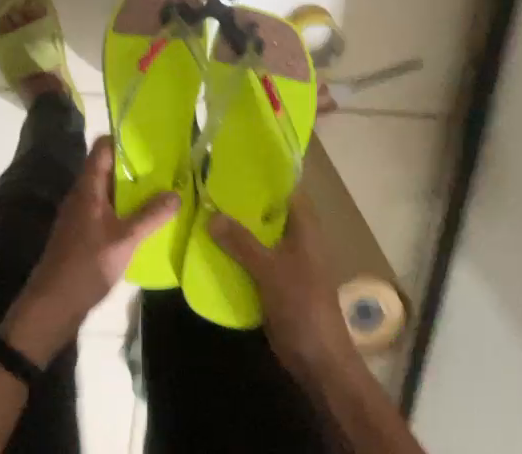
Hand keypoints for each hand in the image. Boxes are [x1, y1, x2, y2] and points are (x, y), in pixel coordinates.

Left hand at [1, 137, 179, 364]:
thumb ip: (150, 216)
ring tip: (165, 190)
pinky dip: (126, 210)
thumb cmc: (87, 265)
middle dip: (136, 167)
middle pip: (108, 169)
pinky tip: (147, 221)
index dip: (124, 139)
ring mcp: (82, 215)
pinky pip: (108, 211)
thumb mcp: (125, 239)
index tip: (153, 139)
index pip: (102, 148)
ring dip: (133, 191)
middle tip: (168, 166)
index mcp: (87, 188)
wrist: (53, 305)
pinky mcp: (85, 234)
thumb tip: (176, 193)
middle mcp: (82, 195)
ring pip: (110, 192)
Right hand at [208, 191, 353, 378]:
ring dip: (236, 230)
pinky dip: (236, 254)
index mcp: (305, 229)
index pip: (287, 190)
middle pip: (269, 213)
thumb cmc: (302, 305)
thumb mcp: (269, 269)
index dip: (265, 176)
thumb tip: (211, 215)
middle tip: (208, 187)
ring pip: (259, 237)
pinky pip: (253, 260)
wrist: (318, 359)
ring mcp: (287, 262)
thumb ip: (241, 242)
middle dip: (242, 204)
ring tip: (203, 212)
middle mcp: (297, 240)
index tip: (235, 163)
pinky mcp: (276, 283)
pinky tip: (209, 248)